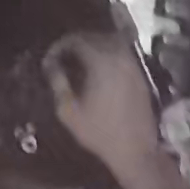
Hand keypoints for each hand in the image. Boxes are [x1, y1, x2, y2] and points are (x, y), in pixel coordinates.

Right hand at [44, 33, 162, 182]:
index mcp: (101, 62)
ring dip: (92, 46)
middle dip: (75, 43)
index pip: (77, 39)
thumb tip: (50, 64)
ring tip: (77, 61)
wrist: (136, 152)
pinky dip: (106, 54)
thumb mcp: (68, 111)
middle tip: (61, 57)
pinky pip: (120, 54)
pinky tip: (96, 69)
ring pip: (110, 42)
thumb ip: (57, 82)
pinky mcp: (140, 74)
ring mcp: (132, 65)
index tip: (50, 58)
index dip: (60, 45)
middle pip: (94, 36)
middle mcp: (119, 57)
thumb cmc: (99, 132)